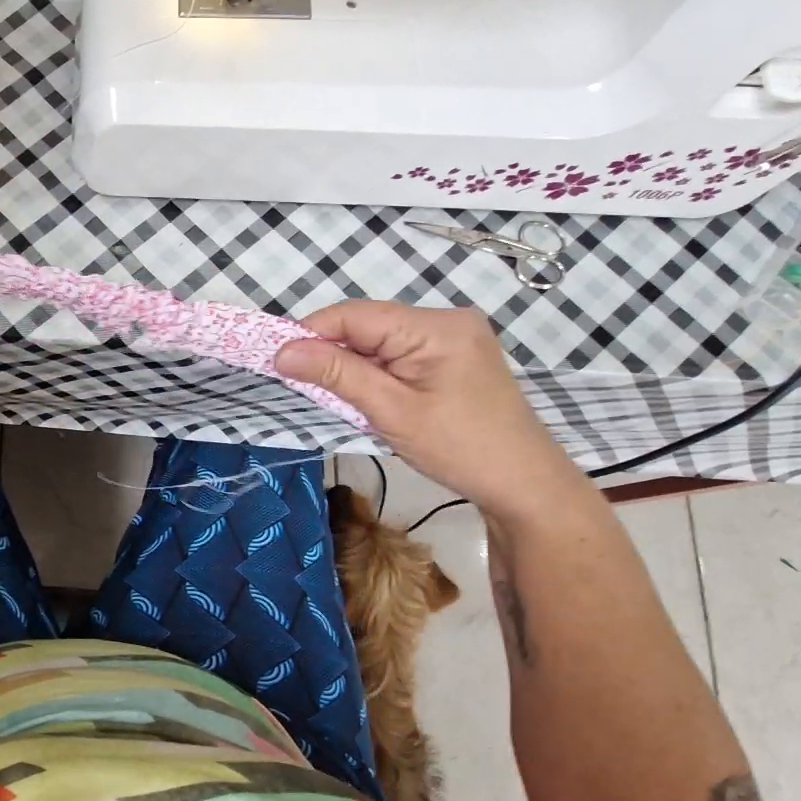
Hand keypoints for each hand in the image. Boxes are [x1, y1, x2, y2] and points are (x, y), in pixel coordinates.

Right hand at [275, 301, 587, 519]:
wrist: (523, 485)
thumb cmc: (459, 448)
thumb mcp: (389, 411)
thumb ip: (335, 374)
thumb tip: (282, 351)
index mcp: (436, 327)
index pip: (354, 315)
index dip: (310, 333)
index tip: (277, 361)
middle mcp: (446, 320)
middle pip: (365, 324)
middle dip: (329, 351)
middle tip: (302, 384)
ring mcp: (451, 337)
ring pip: (376, 340)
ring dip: (348, 364)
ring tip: (334, 395)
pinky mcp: (451, 356)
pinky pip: (394, 352)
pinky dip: (370, 371)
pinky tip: (364, 395)